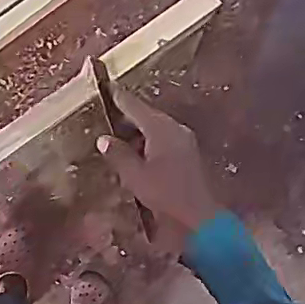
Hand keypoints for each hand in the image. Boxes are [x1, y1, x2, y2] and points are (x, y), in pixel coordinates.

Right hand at [96, 89, 223, 247]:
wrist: (200, 216)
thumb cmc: (165, 194)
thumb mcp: (134, 175)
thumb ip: (118, 154)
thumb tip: (103, 138)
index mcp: (160, 128)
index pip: (134, 106)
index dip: (118, 97)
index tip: (106, 87)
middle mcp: (174, 129)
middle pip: (146, 116)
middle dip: (126, 116)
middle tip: (106, 115)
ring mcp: (184, 141)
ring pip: (155, 129)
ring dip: (136, 132)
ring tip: (116, 138)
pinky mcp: (187, 154)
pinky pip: (163, 140)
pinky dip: (147, 142)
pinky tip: (136, 154)